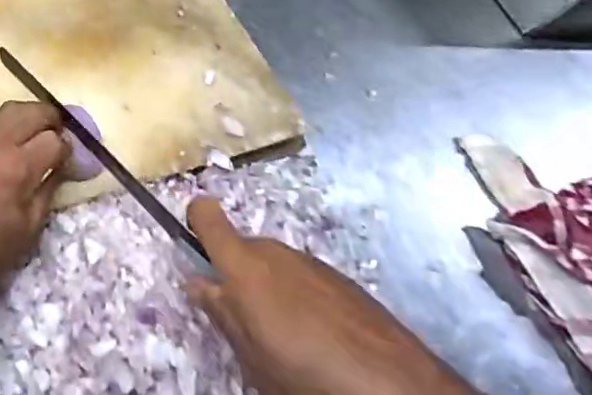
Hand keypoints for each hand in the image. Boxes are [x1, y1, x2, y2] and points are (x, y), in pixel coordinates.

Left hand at [0, 102, 68, 299]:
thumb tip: (67, 159)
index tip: (72, 156)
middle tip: (63, 132)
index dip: (67, 147)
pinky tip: (21, 138)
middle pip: (32, 112)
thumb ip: (52, 182)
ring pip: (12, 108)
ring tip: (44, 130)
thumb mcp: (34, 221)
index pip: (53, 140)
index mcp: (16, 168)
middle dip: (52, 119)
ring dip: (32, 114)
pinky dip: (14, 122)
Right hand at [187, 199, 473, 394]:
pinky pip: (306, 280)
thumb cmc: (307, 373)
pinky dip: (304, 300)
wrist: (398, 387)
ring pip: (275, 266)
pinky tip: (322, 342)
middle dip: (239, 276)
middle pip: (242, 248)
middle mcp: (273, 250)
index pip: (205, 214)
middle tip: (247, 321)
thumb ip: (222, 314)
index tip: (193, 241)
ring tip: (290, 339)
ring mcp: (310, 261)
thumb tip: (198, 283)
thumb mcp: (252, 356)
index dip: (194, 219)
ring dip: (273, 291)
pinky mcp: (342, 280)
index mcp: (242, 263)